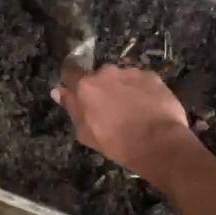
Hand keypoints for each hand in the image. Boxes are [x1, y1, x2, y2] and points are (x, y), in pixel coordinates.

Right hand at [52, 64, 199, 176]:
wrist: (158, 142)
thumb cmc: (116, 142)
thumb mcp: (85, 133)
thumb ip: (71, 108)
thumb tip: (57, 91)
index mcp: (85, 86)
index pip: (70, 71)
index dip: (72, 79)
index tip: (75, 89)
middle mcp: (106, 73)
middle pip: (98, 76)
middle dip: (102, 88)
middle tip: (109, 109)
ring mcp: (131, 73)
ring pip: (121, 78)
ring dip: (123, 88)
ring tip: (133, 110)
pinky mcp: (152, 77)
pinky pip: (141, 81)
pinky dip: (142, 91)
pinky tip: (148, 108)